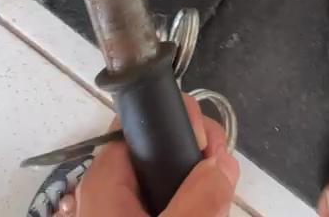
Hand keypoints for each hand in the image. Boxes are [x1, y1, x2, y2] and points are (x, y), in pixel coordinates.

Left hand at [63, 97, 238, 216]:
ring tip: (216, 205)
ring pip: (170, 178)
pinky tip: (206, 211)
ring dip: (200, 185)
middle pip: (161, 147)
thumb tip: (222, 162)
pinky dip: (192, 204)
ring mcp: (123, 209)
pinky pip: (170, 202)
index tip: (210, 148)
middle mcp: (109, 190)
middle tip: (222, 181)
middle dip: (198, 157)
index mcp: (105, 179)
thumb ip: (199, 197)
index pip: (142, 120)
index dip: (181, 123)